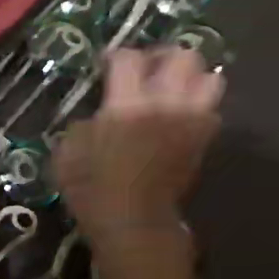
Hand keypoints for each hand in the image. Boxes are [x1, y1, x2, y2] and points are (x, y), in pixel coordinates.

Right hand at [55, 46, 223, 237]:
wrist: (133, 223)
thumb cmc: (91, 189)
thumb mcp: (66, 154)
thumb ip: (82, 125)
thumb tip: (95, 116)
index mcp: (125, 104)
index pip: (128, 58)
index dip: (115, 55)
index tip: (106, 63)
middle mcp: (164, 103)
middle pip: (182, 56)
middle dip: (163, 56)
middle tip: (147, 69)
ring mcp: (189, 121)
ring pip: (209, 77)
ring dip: (191, 78)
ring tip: (172, 88)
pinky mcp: (203, 140)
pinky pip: (211, 110)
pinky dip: (199, 106)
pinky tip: (180, 115)